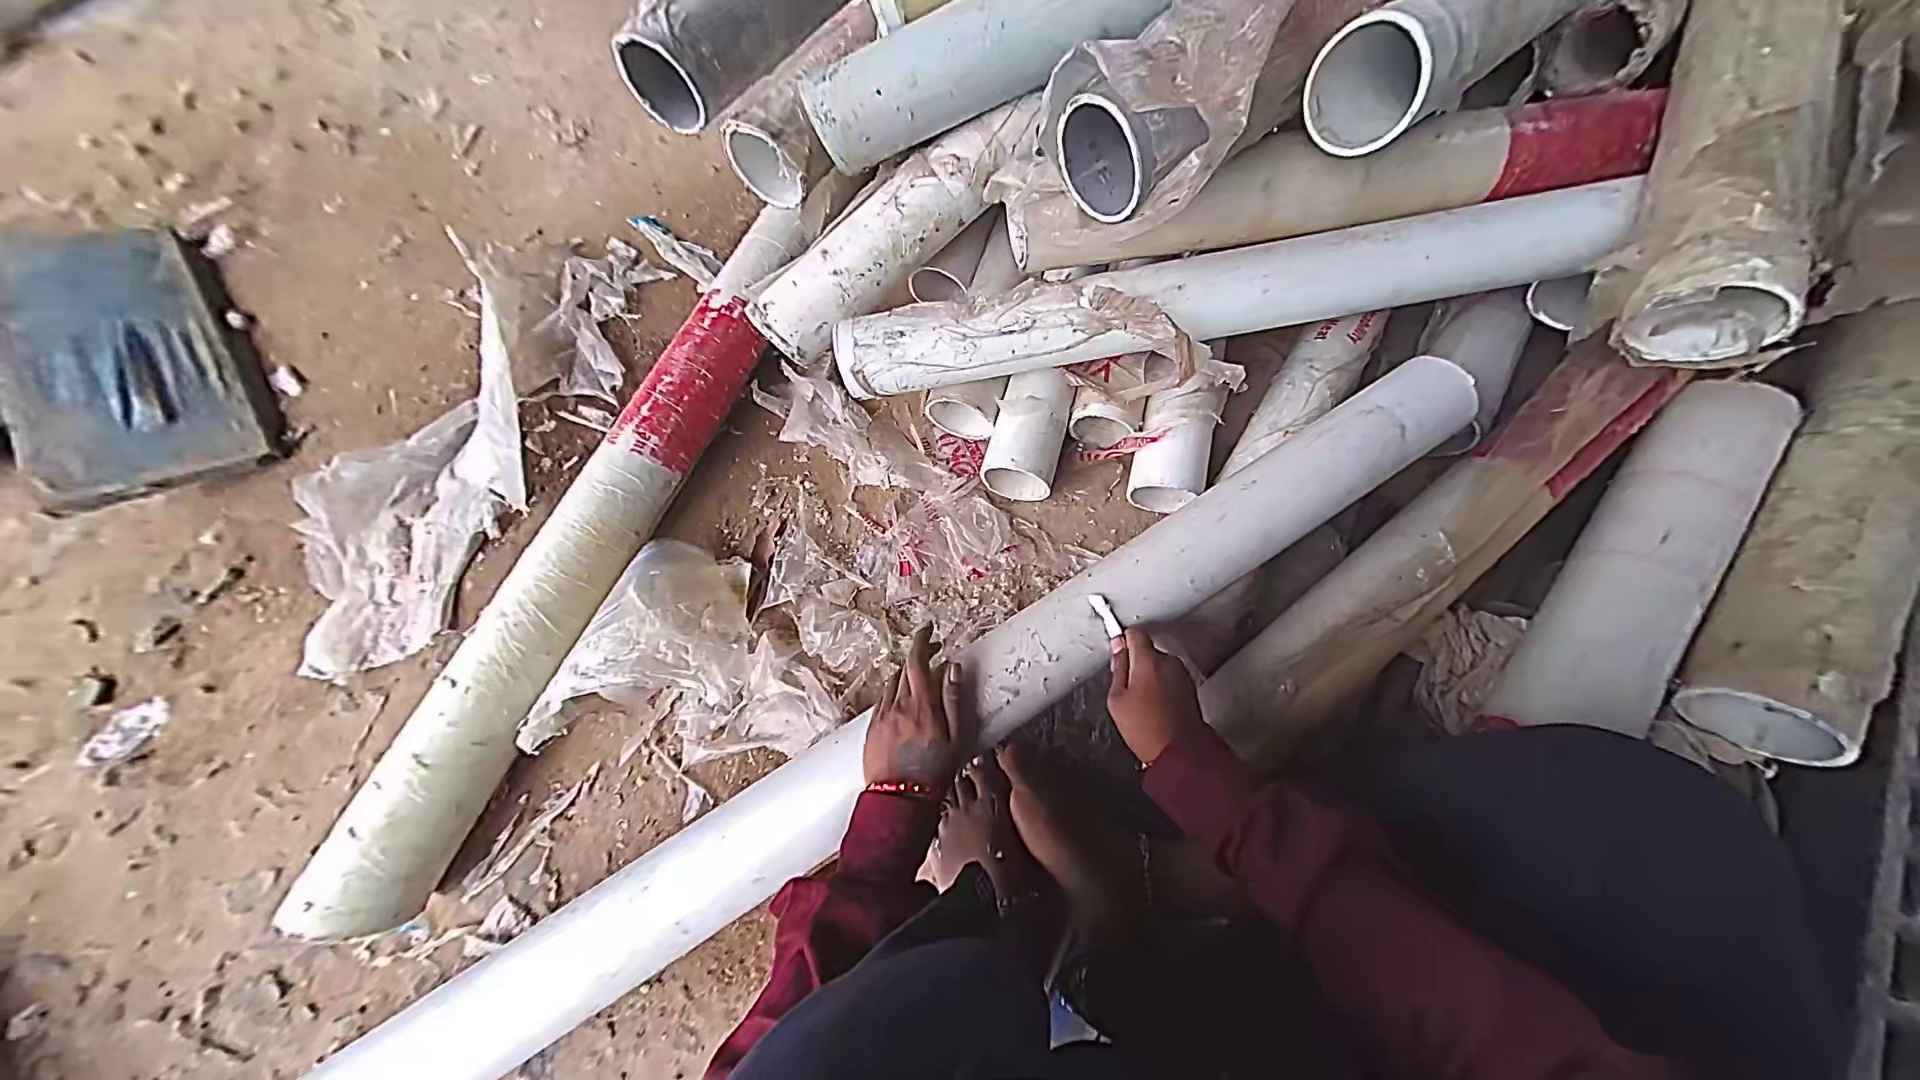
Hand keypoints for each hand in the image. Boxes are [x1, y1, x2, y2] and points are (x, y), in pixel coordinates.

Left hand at [864, 625, 969, 789]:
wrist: (899, 802)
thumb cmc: (934, 772)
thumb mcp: (956, 737)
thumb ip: (954, 699)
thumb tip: (953, 668)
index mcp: (921, 706)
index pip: (917, 661)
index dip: (922, 640)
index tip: (928, 631)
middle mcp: (898, 706)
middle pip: (904, 668)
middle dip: (919, 655)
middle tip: (933, 653)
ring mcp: (882, 716)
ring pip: (892, 682)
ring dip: (906, 675)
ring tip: (921, 681)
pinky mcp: (872, 727)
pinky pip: (882, 699)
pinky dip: (894, 692)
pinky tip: (904, 702)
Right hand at [1107, 627, 1203, 764]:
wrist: (1180, 753)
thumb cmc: (1148, 730)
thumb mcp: (1117, 700)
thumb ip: (1117, 669)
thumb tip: (1117, 651)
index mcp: (1148, 662)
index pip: (1135, 634)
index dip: (1123, 641)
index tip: (1117, 650)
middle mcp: (1169, 663)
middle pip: (1148, 649)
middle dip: (1136, 662)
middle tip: (1127, 686)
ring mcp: (1182, 674)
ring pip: (1159, 663)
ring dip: (1150, 674)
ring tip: (1142, 700)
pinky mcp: (1190, 686)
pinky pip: (1170, 676)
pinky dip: (1162, 684)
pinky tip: (1155, 705)